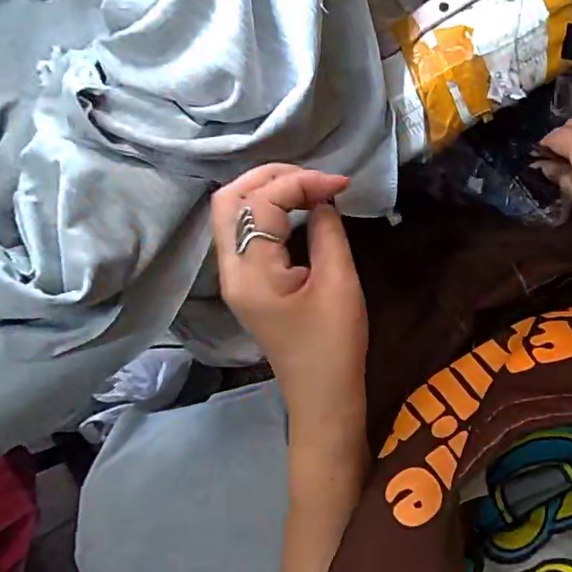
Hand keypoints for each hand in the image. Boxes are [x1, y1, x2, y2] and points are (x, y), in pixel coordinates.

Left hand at [210, 165, 367, 420]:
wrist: (322, 395)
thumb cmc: (334, 346)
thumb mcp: (340, 284)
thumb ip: (327, 232)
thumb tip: (321, 199)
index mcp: (251, 274)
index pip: (261, 203)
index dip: (300, 182)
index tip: (340, 184)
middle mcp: (231, 270)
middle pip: (230, 199)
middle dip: (272, 176)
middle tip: (316, 178)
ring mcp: (233, 277)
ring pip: (232, 212)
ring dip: (267, 190)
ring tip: (308, 187)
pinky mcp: (244, 282)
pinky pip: (244, 231)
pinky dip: (267, 210)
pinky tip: (296, 208)